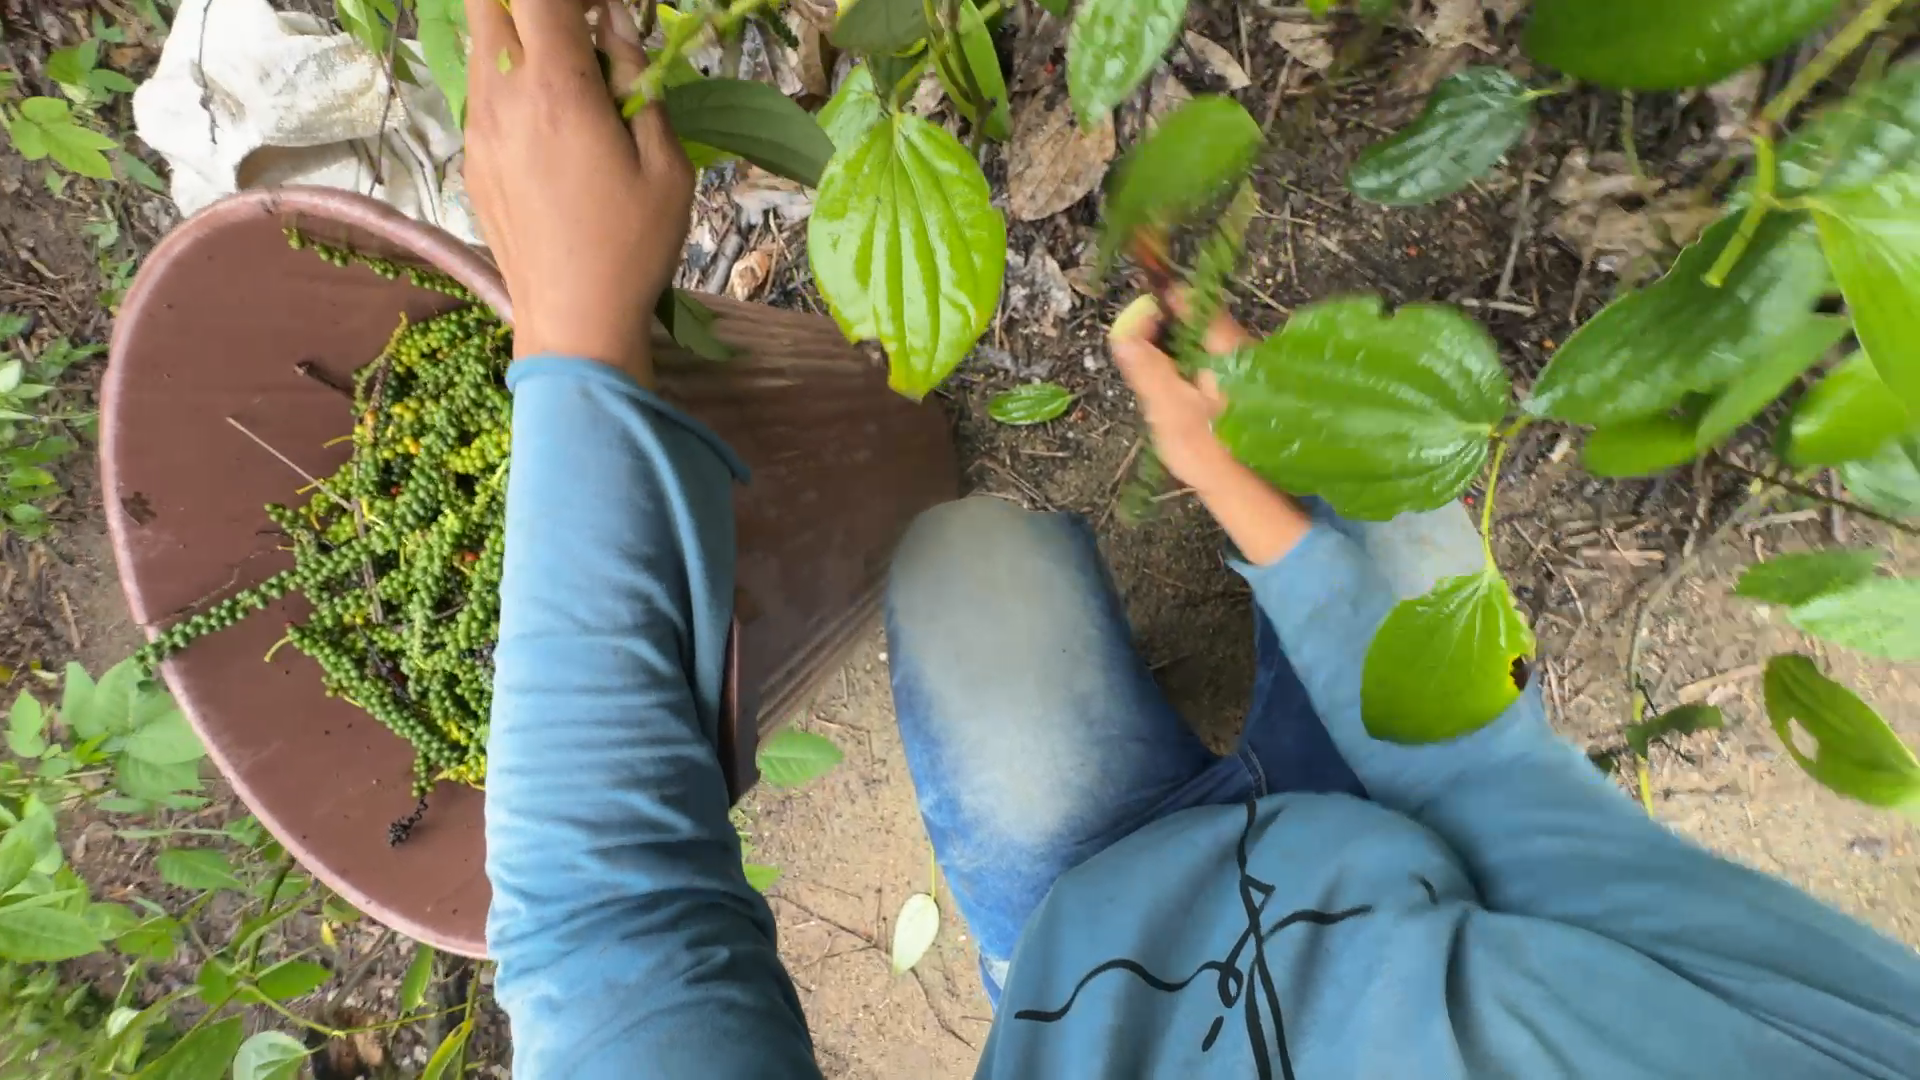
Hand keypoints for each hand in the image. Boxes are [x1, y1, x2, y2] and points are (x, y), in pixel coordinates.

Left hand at [463, 0, 693, 384]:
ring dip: (524, 44)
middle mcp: (502, 94)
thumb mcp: (669, 173)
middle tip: (582, 39)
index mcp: (559, 90)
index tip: (606, 13)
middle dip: (536, 5)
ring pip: (483, 44)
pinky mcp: (471, 159)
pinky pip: (484, 94)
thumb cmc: (634, 250)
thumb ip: (643, 92)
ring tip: (575, 97)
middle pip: (491, 0)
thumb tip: (618, 32)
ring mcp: (477, 126)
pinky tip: (553, 141)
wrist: (576, 319)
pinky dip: (514, 89)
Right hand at [1107, 295, 1311, 564]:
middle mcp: (1241, 350)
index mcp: (1227, 348)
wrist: (1244, 491)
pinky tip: (1176, 399)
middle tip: (1138, 353)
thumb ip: (1147, 368)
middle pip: (1195, 322)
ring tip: (1154, 382)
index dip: (1161, 300)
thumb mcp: (1169, 408)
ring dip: (1173, 355)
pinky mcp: (1242, 391)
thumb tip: (1124, 330)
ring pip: (1199, 346)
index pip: (1192, 302)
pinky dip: (1186, 373)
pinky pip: (1206, 367)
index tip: (1136, 312)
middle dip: (1163, 332)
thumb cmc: (1207, 451)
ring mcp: (1245, 370)